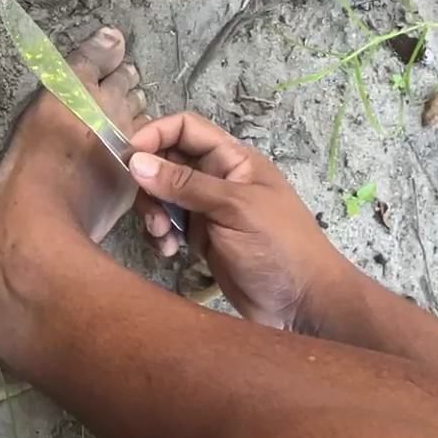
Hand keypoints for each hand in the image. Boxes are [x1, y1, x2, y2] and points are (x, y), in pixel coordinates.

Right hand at [126, 113, 359, 331]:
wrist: (305, 309)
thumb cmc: (280, 248)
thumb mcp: (234, 209)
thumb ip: (184, 184)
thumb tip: (135, 161)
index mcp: (232, 160)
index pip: (185, 128)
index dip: (155, 134)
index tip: (131, 157)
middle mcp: (216, 178)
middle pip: (165, 161)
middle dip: (150, 183)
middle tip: (150, 210)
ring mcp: (206, 208)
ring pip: (160, 194)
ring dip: (153, 213)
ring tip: (163, 236)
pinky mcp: (199, 236)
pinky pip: (166, 224)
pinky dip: (160, 235)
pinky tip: (169, 252)